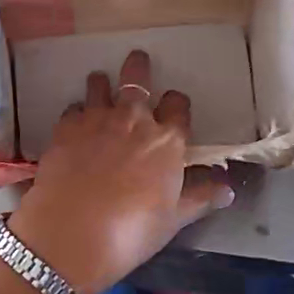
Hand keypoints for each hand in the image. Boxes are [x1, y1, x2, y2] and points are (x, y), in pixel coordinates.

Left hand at [7, 50, 234, 293]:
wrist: (72, 234)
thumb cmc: (132, 231)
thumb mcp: (174, 219)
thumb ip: (200, 198)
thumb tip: (229, 190)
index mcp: (166, 140)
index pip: (178, 107)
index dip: (177, 104)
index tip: (174, 106)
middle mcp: (133, 121)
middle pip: (137, 81)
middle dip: (138, 69)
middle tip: (137, 58)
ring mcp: (95, 121)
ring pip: (100, 87)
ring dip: (102, 84)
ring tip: (100, 81)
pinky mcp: (64, 130)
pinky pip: (72, 110)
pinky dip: (76, 112)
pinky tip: (75, 121)